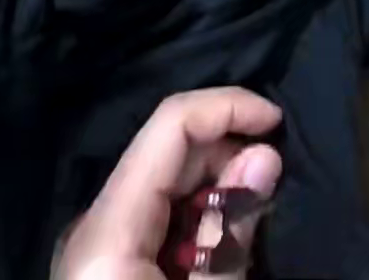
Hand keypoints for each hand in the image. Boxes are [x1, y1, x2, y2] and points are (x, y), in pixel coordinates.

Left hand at [55, 88, 283, 279]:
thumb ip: (231, 229)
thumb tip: (264, 155)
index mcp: (107, 225)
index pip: (169, 124)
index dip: (226, 106)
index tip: (275, 119)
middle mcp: (93, 219)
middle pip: (168, 149)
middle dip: (227, 147)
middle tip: (275, 172)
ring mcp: (95, 240)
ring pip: (165, 180)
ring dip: (215, 181)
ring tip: (256, 204)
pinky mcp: (104, 262)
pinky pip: (157, 213)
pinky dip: (195, 212)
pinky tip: (224, 232)